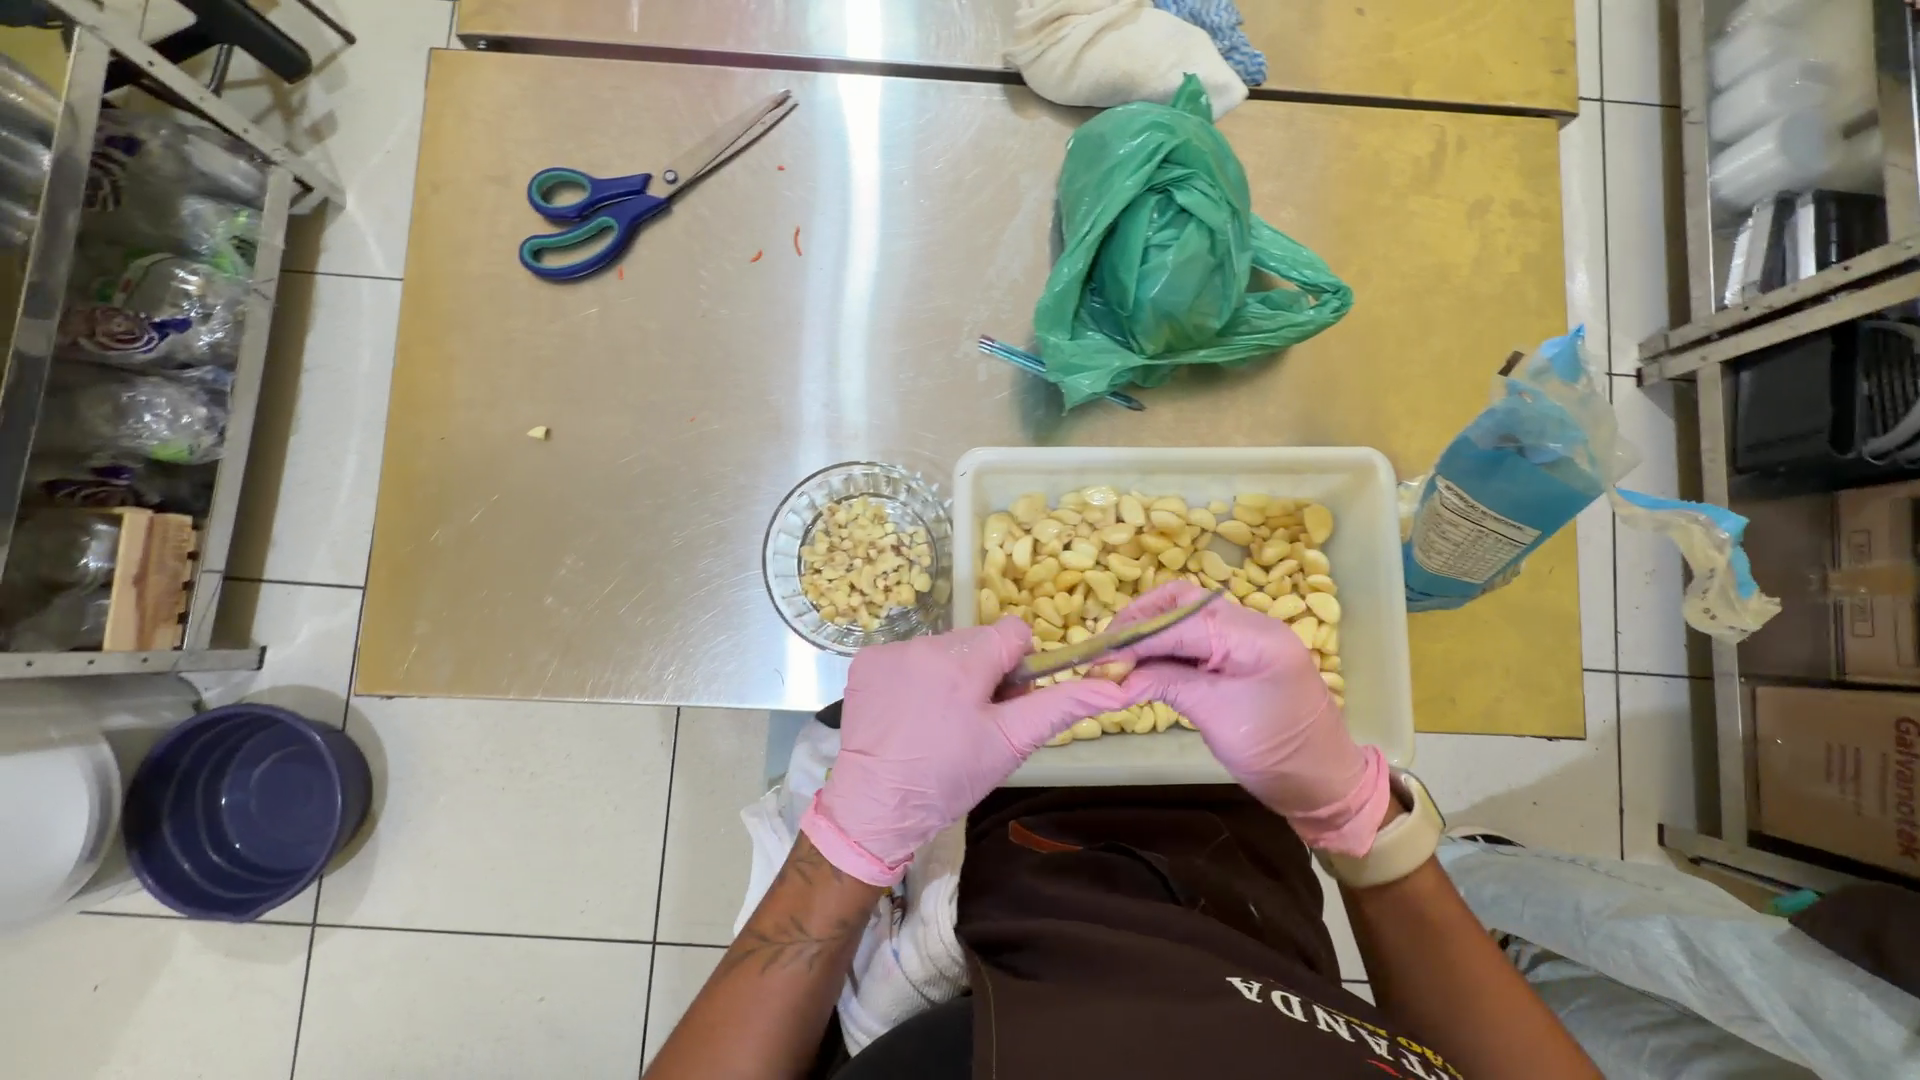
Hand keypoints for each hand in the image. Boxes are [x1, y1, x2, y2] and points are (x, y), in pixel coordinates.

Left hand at [800, 617, 1138, 885]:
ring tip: (936, 718)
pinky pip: (905, 655)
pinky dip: (912, 677)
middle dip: (982, 671)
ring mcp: (890, 650)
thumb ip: (1062, 707)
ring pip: (942, 647)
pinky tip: (907, 712)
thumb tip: (1117, 687)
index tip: (1003, 702)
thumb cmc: (950, 778)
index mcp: (966, 661)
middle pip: (976, 640)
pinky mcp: (865, 661)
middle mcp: (926, 644)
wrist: (876, 807)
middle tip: (970, 719)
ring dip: (947, 673)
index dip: (1017, 667)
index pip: (1013, 632)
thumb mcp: (1011, 744)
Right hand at [1108, 581, 1389, 855]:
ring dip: (1150, 631)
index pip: (1179, 622)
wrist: (1324, 783)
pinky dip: (1166, 644)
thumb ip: (1164, 684)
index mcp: (1253, 636)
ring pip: (1186, 614)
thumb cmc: (1274, 752)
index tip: (1097, 656)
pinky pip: (1196, 635)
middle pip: (1182, 601)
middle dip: (1140, 621)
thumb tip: (1112, 676)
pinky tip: (1143, 664)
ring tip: (1119, 658)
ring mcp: (1248, 637)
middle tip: (1107, 651)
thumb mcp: (1214, 716)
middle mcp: (1251, 624)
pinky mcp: (1241, 653)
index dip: (1135, 637)